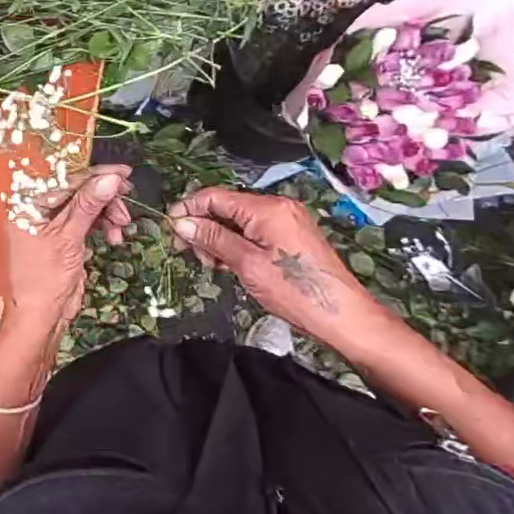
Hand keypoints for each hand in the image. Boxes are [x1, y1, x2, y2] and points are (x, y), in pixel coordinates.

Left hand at [6, 164, 133, 327]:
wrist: (41, 316)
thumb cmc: (44, 279)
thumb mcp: (67, 239)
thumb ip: (87, 206)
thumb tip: (108, 179)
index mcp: (26, 203)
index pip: (64, 178)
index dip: (95, 174)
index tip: (121, 172)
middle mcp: (36, 208)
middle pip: (76, 188)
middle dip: (104, 195)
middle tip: (126, 202)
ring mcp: (50, 222)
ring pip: (85, 204)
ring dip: (107, 212)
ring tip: (122, 226)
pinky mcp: (63, 235)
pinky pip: (86, 219)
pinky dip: (102, 224)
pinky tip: (114, 236)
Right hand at [167, 187, 376, 341]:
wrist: (343, 316)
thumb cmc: (296, 291)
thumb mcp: (247, 264)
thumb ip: (213, 239)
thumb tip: (182, 222)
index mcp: (267, 208)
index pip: (215, 196)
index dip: (188, 209)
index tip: (171, 231)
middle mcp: (277, 207)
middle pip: (225, 208)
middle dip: (203, 228)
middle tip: (192, 255)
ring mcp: (286, 221)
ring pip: (237, 222)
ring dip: (218, 239)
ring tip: (214, 266)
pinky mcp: (290, 236)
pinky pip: (253, 232)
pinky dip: (236, 245)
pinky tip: (230, 264)